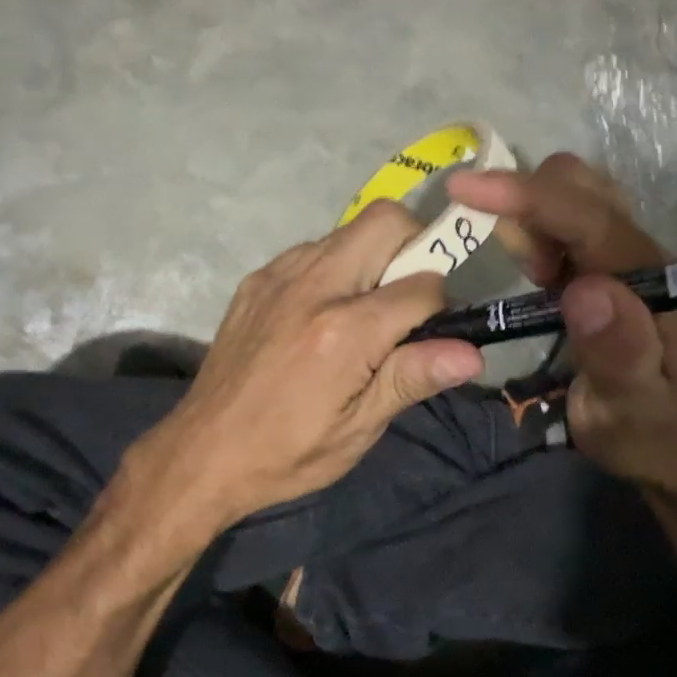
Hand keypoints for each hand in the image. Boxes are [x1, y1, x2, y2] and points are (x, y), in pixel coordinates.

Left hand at [137, 200, 484, 523]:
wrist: (203, 454)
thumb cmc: (287, 455)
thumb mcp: (357, 428)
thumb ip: (412, 378)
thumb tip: (473, 352)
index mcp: (345, 330)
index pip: (424, 286)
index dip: (442, 309)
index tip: (435, 335)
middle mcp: (313, 286)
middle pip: (387, 221)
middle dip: (415, 248)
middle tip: (408, 302)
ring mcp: (278, 277)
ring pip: (347, 230)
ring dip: (372, 257)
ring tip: (364, 313)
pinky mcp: (255, 281)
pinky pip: (310, 250)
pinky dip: (333, 268)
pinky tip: (323, 315)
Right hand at [447, 153, 676, 492]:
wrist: (667, 442)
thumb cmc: (648, 430)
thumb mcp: (632, 406)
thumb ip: (618, 352)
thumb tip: (585, 289)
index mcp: (650, 280)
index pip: (588, 218)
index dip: (527, 197)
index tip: (464, 188)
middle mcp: (639, 253)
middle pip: (580, 187)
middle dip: (529, 205)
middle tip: (522, 275)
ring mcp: (620, 255)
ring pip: (569, 196)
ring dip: (528, 215)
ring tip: (526, 278)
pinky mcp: (600, 265)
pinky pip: (560, 222)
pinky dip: (530, 227)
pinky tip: (528, 271)